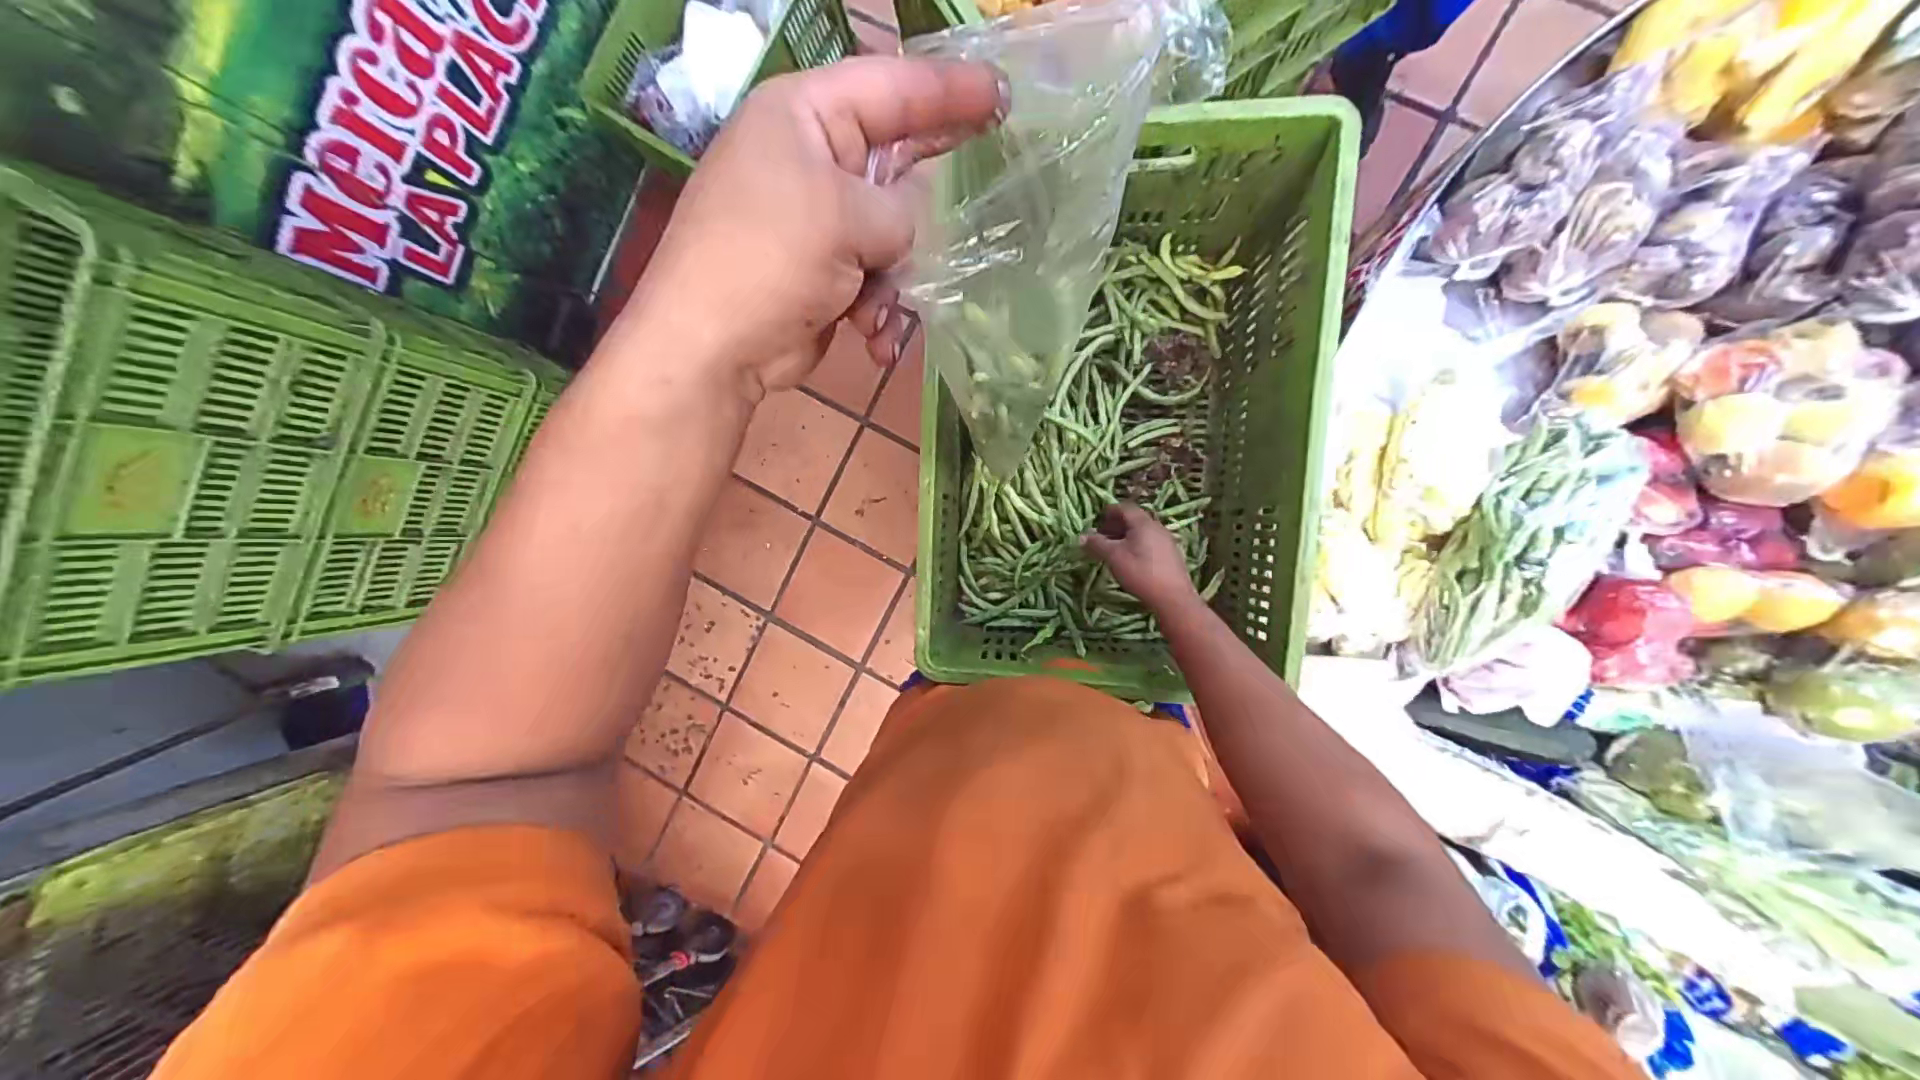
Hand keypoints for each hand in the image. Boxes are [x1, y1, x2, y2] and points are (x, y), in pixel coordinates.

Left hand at [611, 57, 1005, 400]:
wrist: (714, 347)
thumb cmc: (771, 259)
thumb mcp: (846, 218)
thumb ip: (900, 211)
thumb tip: (904, 231)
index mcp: (804, 117)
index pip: (890, 87)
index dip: (950, 90)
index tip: (1001, 94)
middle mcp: (809, 162)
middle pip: (892, 162)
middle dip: (929, 189)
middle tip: (991, 172)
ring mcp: (814, 221)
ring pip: (889, 236)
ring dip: (893, 280)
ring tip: (876, 311)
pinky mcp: (819, 273)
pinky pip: (871, 280)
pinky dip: (875, 311)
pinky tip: (870, 340)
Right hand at [1080, 504, 1198, 612]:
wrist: (1173, 597)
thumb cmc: (1140, 572)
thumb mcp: (1114, 557)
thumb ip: (1097, 544)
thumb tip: (1082, 536)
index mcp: (1143, 523)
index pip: (1124, 508)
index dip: (1109, 512)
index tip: (1097, 521)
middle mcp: (1156, 527)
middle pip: (1133, 519)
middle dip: (1115, 525)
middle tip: (1102, 536)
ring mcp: (1166, 540)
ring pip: (1142, 531)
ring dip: (1125, 536)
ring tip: (1113, 549)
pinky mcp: (1170, 554)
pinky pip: (1149, 542)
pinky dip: (1136, 544)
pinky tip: (1130, 559)